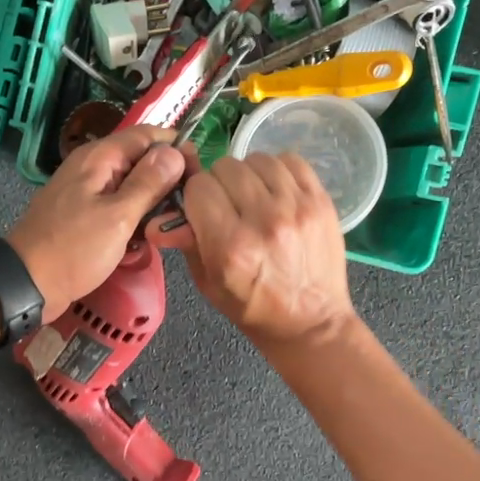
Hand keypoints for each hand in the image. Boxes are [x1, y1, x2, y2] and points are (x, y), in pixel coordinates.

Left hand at [8, 125, 187, 318]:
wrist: (27, 284)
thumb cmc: (73, 249)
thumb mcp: (118, 216)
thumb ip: (148, 183)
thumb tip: (176, 151)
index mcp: (99, 158)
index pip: (148, 135)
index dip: (177, 149)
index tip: (200, 174)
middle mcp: (93, 167)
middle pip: (141, 160)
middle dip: (167, 180)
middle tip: (189, 208)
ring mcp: (88, 192)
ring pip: (132, 187)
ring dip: (152, 204)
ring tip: (172, 225)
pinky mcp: (86, 216)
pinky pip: (119, 208)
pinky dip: (135, 220)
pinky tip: (147, 240)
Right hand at [174, 153, 355, 345]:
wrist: (311, 321)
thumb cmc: (251, 306)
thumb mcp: (208, 282)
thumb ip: (186, 242)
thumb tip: (158, 220)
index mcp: (230, 246)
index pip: (198, 187)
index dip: (195, 197)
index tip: (202, 212)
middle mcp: (263, 221)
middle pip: (225, 167)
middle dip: (219, 184)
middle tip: (227, 207)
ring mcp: (297, 208)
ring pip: (256, 159)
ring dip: (248, 175)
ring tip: (252, 198)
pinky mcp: (321, 200)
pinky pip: (290, 160)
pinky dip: (277, 171)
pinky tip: (275, 192)